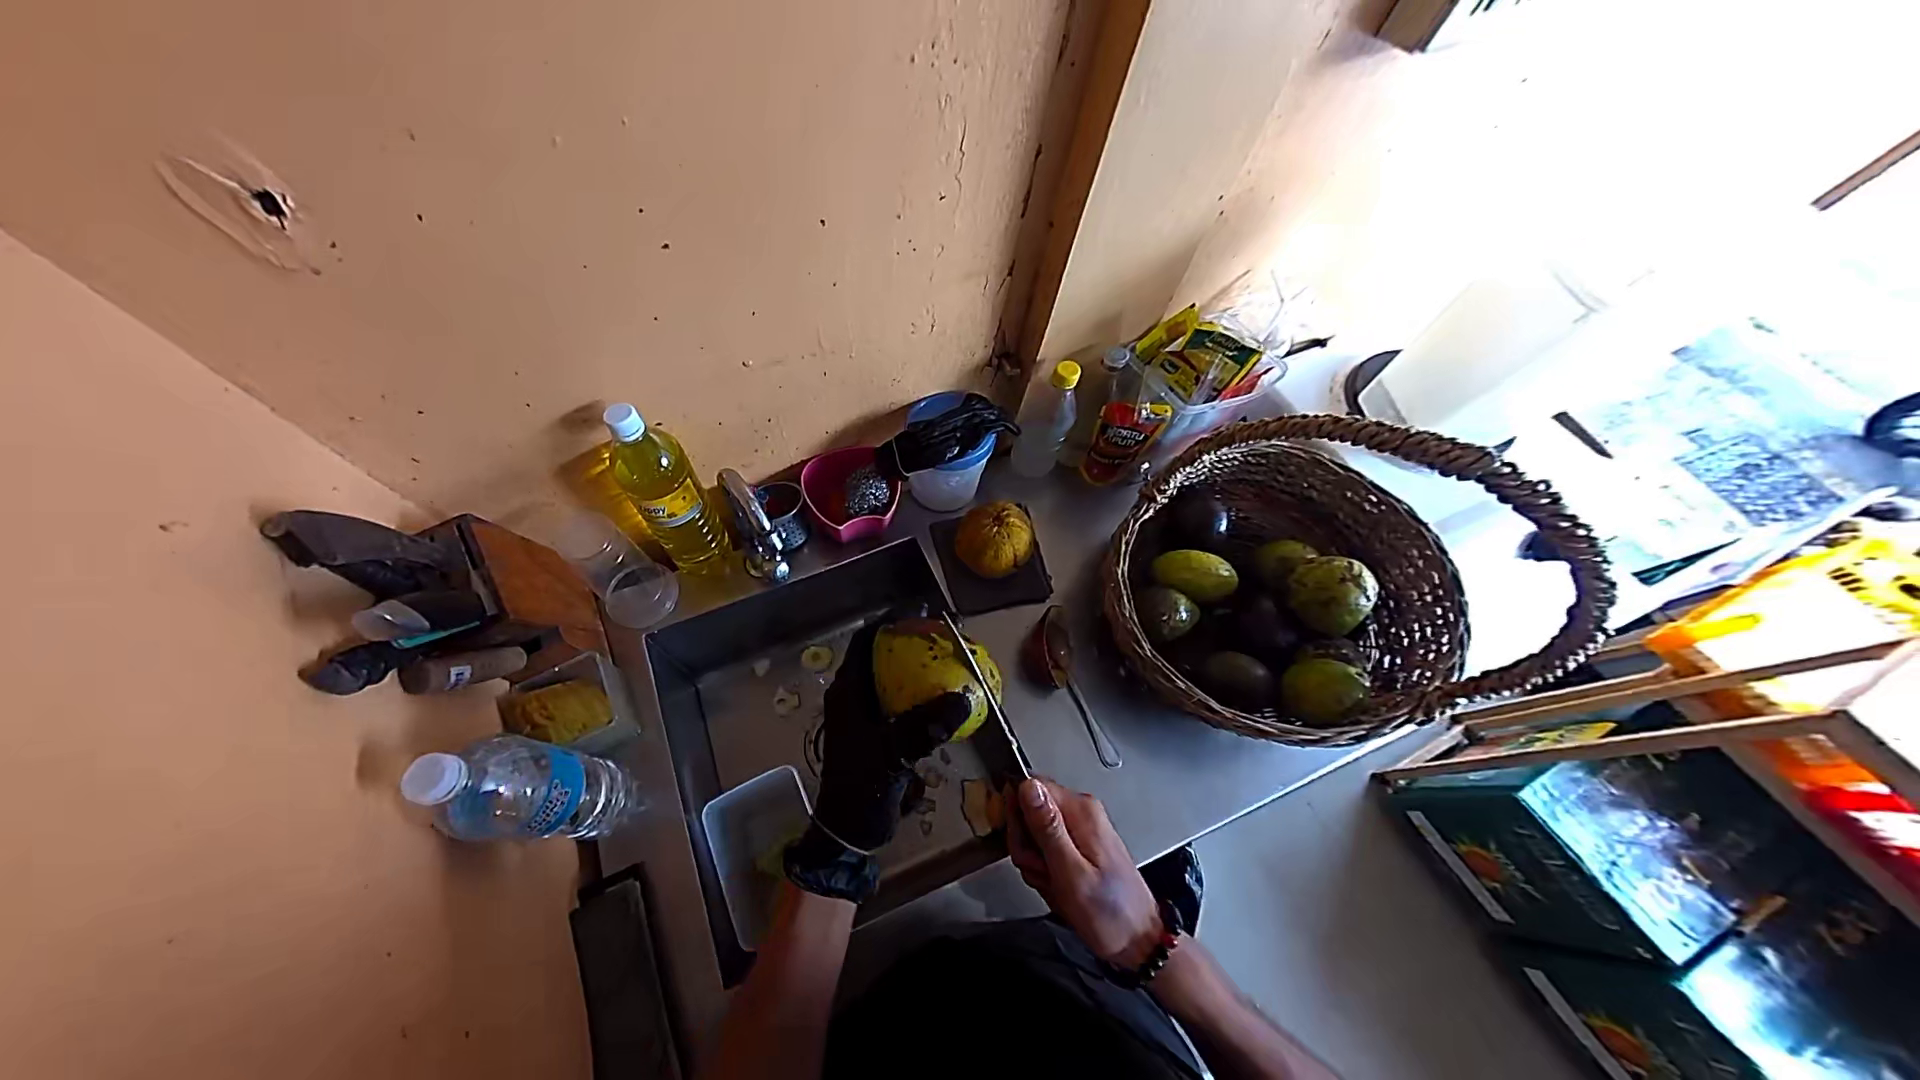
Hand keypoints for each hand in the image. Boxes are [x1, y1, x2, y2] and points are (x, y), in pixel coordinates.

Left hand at [786, 620, 970, 901]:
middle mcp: (855, 697)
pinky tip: (947, 695)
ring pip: (893, 677)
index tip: (922, 611)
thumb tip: (964, 698)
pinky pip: (903, 700)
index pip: (866, 641)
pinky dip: (923, 692)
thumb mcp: (893, 754)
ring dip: (918, 665)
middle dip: (910, 640)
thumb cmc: (861, 788)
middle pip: (882, 654)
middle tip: (943, 633)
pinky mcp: (879, 732)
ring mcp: (866, 715)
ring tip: (949, 657)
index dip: (890, 620)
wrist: (851, 830)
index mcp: (848, 693)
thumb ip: (926, 726)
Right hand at [1006, 777, 1164, 967]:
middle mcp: (1081, 811)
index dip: (1018, 816)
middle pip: (1029, 809)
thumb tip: (1028, 786)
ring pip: (1033, 832)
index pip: (1029, 787)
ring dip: (1035, 862)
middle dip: (1026, 845)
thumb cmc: (1110, 913)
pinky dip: (1045, 869)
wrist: (1138, 941)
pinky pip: (1045, 847)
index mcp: (1081, 811)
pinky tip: (1058, 885)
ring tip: (1055, 883)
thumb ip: (1047, 828)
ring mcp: (1080, 827)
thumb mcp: (1071, 873)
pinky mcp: (1078, 843)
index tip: (1025, 846)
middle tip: (1043, 871)